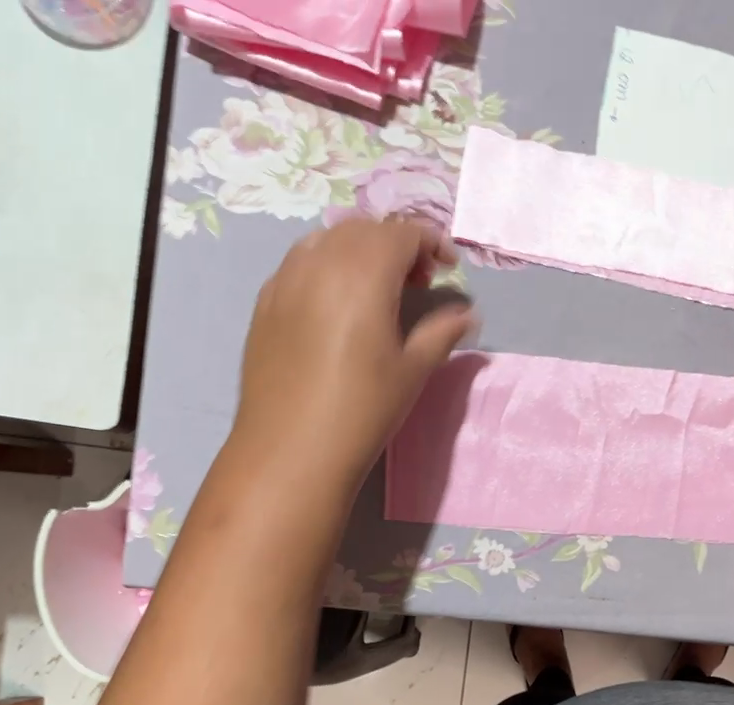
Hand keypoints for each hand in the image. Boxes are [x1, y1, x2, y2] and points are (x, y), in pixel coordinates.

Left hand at [234, 219, 475, 468]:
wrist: (292, 446)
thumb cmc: (364, 408)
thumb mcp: (414, 370)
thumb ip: (441, 331)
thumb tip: (467, 313)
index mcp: (364, 273)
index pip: (402, 232)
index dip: (431, 242)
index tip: (449, 268)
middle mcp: (322, 261)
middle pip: (365, 228)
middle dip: (397, 244)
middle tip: (419, 282)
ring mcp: (287, 278)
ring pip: (329, 238)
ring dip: (361, 250)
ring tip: (379, 289)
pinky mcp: (266, 300)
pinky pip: (301, 261)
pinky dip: (329, 265)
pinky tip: (339, 303)